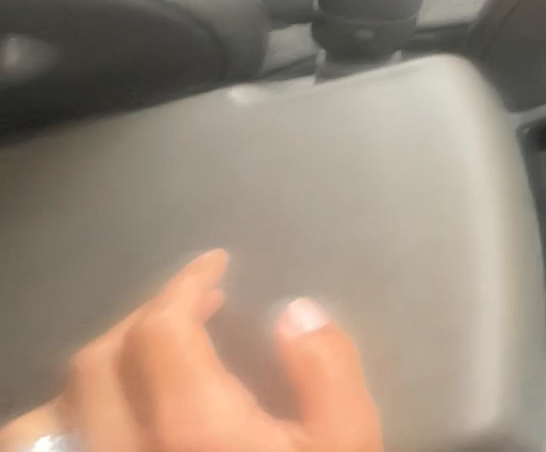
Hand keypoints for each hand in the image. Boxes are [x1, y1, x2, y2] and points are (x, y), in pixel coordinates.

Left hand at [0, 250, 380, 451]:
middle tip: (197, 299)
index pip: (160, 334)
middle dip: (145, 316)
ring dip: (92, 372)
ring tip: (145, 360)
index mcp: (196, 429)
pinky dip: (60, 425)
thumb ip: (327, 368)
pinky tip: (102, 420)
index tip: (215, 265)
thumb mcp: (350, 435)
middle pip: (97, 364)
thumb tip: (294, 310)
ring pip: (42, 420)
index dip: (183, 285)